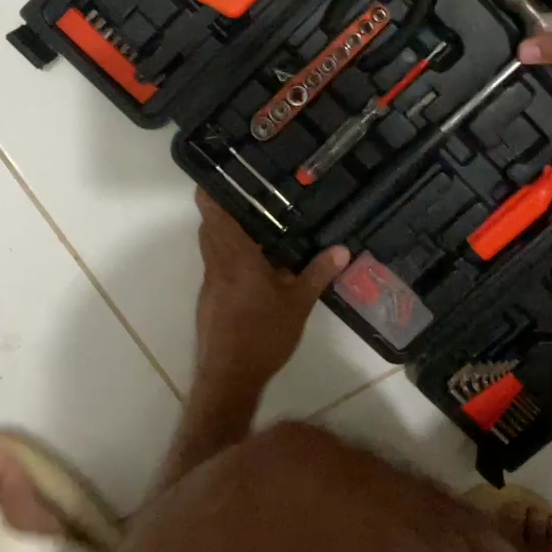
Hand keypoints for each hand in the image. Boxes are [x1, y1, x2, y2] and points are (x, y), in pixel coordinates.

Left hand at [192, 190, 348, 390]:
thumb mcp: (298, 303)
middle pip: (210, 226)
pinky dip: (232, 259)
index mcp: (235, 256)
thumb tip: (342, 249)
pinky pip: (218, 269)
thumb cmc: (262, 335)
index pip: (212, 211)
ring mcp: (210, 284)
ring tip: (262, 229)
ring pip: (213, 248)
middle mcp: (216, 264)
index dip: (212, 188)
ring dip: (229, 235)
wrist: (228, 379)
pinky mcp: (210, 302)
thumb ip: (318, 273)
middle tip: (255, 197)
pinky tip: (258, 270)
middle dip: (226, 209)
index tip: (225, 173)